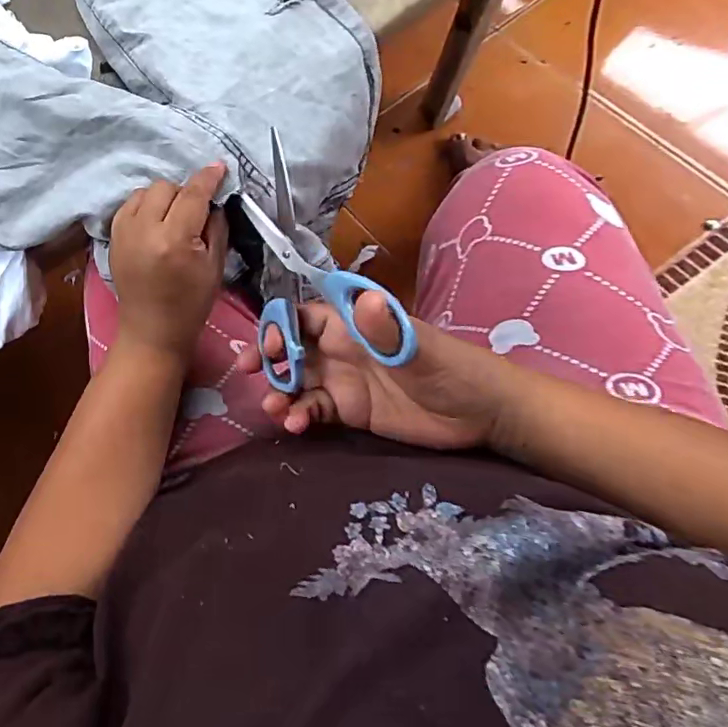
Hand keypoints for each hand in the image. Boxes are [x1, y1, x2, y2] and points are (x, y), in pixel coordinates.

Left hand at [109, 163, 228, 358]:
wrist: (152, 331)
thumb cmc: (192, 304)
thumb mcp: (215, 266)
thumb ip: (216, 226)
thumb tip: (214, 200)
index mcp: (174, 240)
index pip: (193, 195)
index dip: (208, 178)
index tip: (219, 168)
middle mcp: (144, 231)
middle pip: (167, 187)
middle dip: (185, 193)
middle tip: (196, 211)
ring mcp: (124, 233)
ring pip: (146, 192)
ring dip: (164, 197)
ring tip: (174, 217)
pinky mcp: (113, 238)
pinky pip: (130, 204)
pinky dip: (145, 206)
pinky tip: (155, 221)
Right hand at [236, 294, 506, 450]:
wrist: (480, 413)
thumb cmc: (453, 368)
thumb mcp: (420, 348)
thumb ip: (388, 330)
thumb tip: (366, 299)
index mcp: (355, 325)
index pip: (307, 316)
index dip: (281, 324)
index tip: (267, 345)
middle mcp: (343, 350)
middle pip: (294, 347)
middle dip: (267, 357)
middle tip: (247, 372)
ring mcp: (345, 381)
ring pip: (299, 380)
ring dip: (281, 390)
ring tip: (274, 408)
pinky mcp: (351, 411)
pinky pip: (315, 410)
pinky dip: (301, 416)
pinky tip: (296, 427)